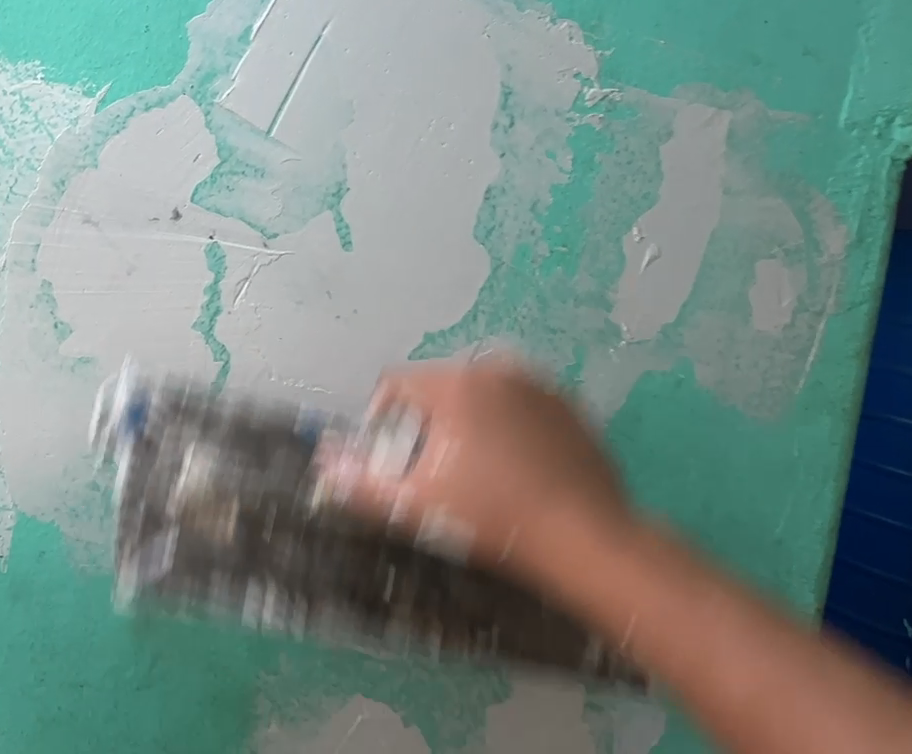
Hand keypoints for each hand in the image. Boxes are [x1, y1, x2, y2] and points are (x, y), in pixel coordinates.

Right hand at [316, 353, 631, 575]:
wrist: (589, 542)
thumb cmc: (492, 518)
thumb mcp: (416, 506)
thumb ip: (360, 483)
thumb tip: (322, 463)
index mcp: (454, 385)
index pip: (395, 384)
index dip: (383, 420)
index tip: (394, 458)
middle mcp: (494, 370)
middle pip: (436, 386)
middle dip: (425, 421)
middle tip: (435, 469)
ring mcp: (537, 385)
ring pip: (478, 393)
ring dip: (464, 420)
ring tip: (476, 468)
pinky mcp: (568, 406)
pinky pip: (517, 403)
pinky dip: (505, 424)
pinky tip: (515, 465)